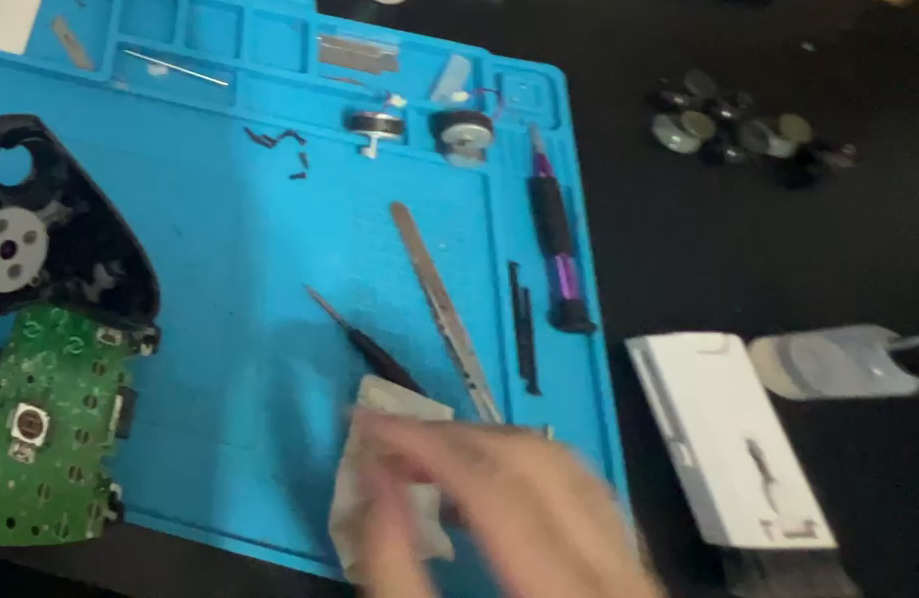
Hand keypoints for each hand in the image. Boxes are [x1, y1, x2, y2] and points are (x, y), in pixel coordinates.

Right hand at [355, 412, 661, 597]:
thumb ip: (391, 566)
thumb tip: (371, 475)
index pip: (491, 487)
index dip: (420, 442)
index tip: (362, 423)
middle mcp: (623, 585)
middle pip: (535, 460)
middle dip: (449, 436)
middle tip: (388, 444)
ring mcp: (643, 583)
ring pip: (567, 467)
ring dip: (484, 447)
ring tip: (425, 461)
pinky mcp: (639, 584)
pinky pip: (582, 496)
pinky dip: (518, 473)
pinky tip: (474, 493)